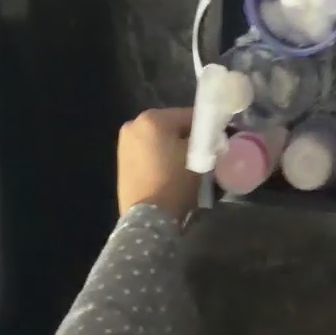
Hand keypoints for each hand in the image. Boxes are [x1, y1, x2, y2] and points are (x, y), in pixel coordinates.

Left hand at [117, 108, 200, 223]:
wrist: (148, 219)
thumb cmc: (174, 182)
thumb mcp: (198, 156)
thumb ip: (205, 138)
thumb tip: (210, 133)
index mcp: (152, 118)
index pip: (188, 115)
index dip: (204, 128)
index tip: (214, 141)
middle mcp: (134, 124)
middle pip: (171, 125)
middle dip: (185, 137)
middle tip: (200, 154)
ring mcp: (124, 142)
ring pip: (158, 137)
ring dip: (171, 146)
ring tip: (184, 165)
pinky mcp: (120, 159)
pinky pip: (147, 150)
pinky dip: (158, 155)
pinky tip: (167, 171)